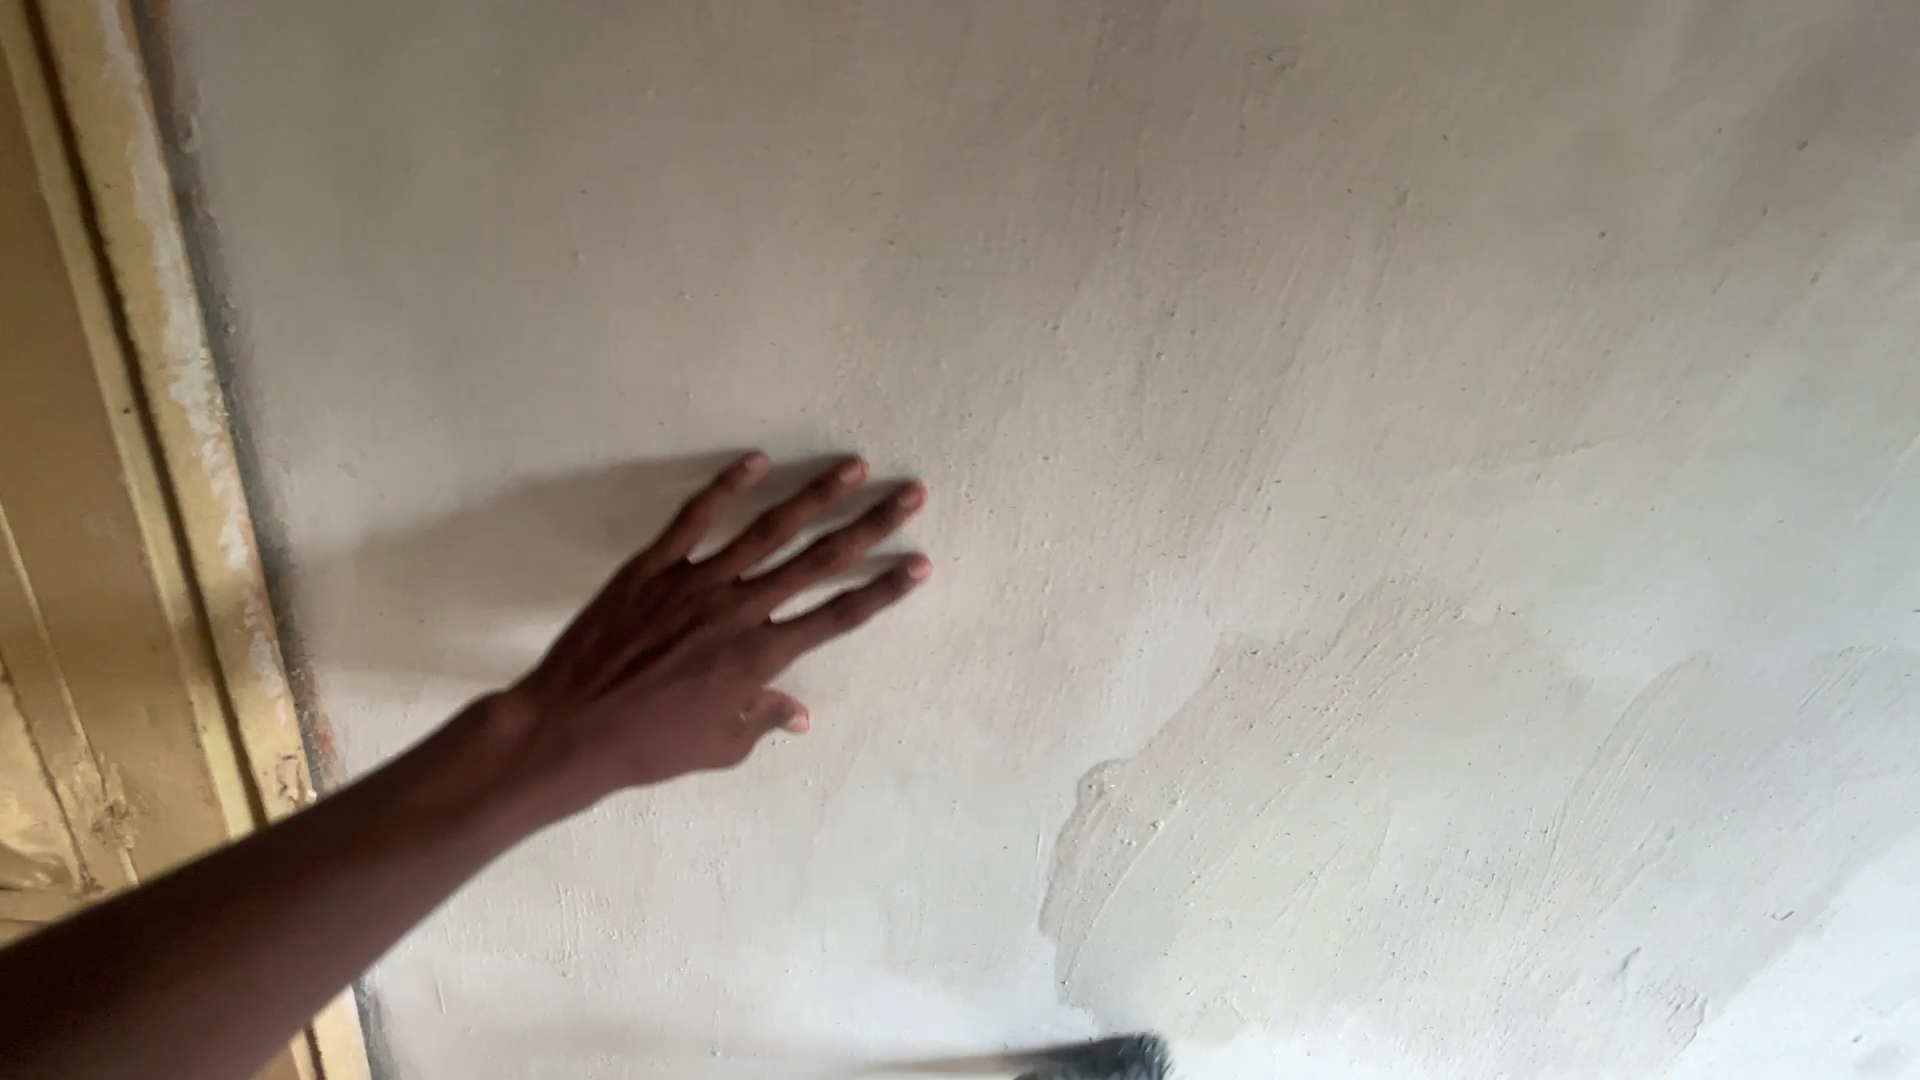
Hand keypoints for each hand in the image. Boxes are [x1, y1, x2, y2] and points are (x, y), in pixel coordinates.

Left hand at [495, 452, 928, 806]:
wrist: (565, 731)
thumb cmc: (648, 745)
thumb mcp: (719, 747)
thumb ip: (765, 721)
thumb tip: (801, 715)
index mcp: (762, 656)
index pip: (840, 615)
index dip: (886, 589)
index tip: (920, 563)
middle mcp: (742, 610)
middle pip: (820, 560)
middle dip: (871, 525)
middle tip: (910, 494)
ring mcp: (698, 582)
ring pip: (769, 529)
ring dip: (816, 495)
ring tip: (854, 466)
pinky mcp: (654, 566)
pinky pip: (696, 518)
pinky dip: (727, 486)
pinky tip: (758, 461)